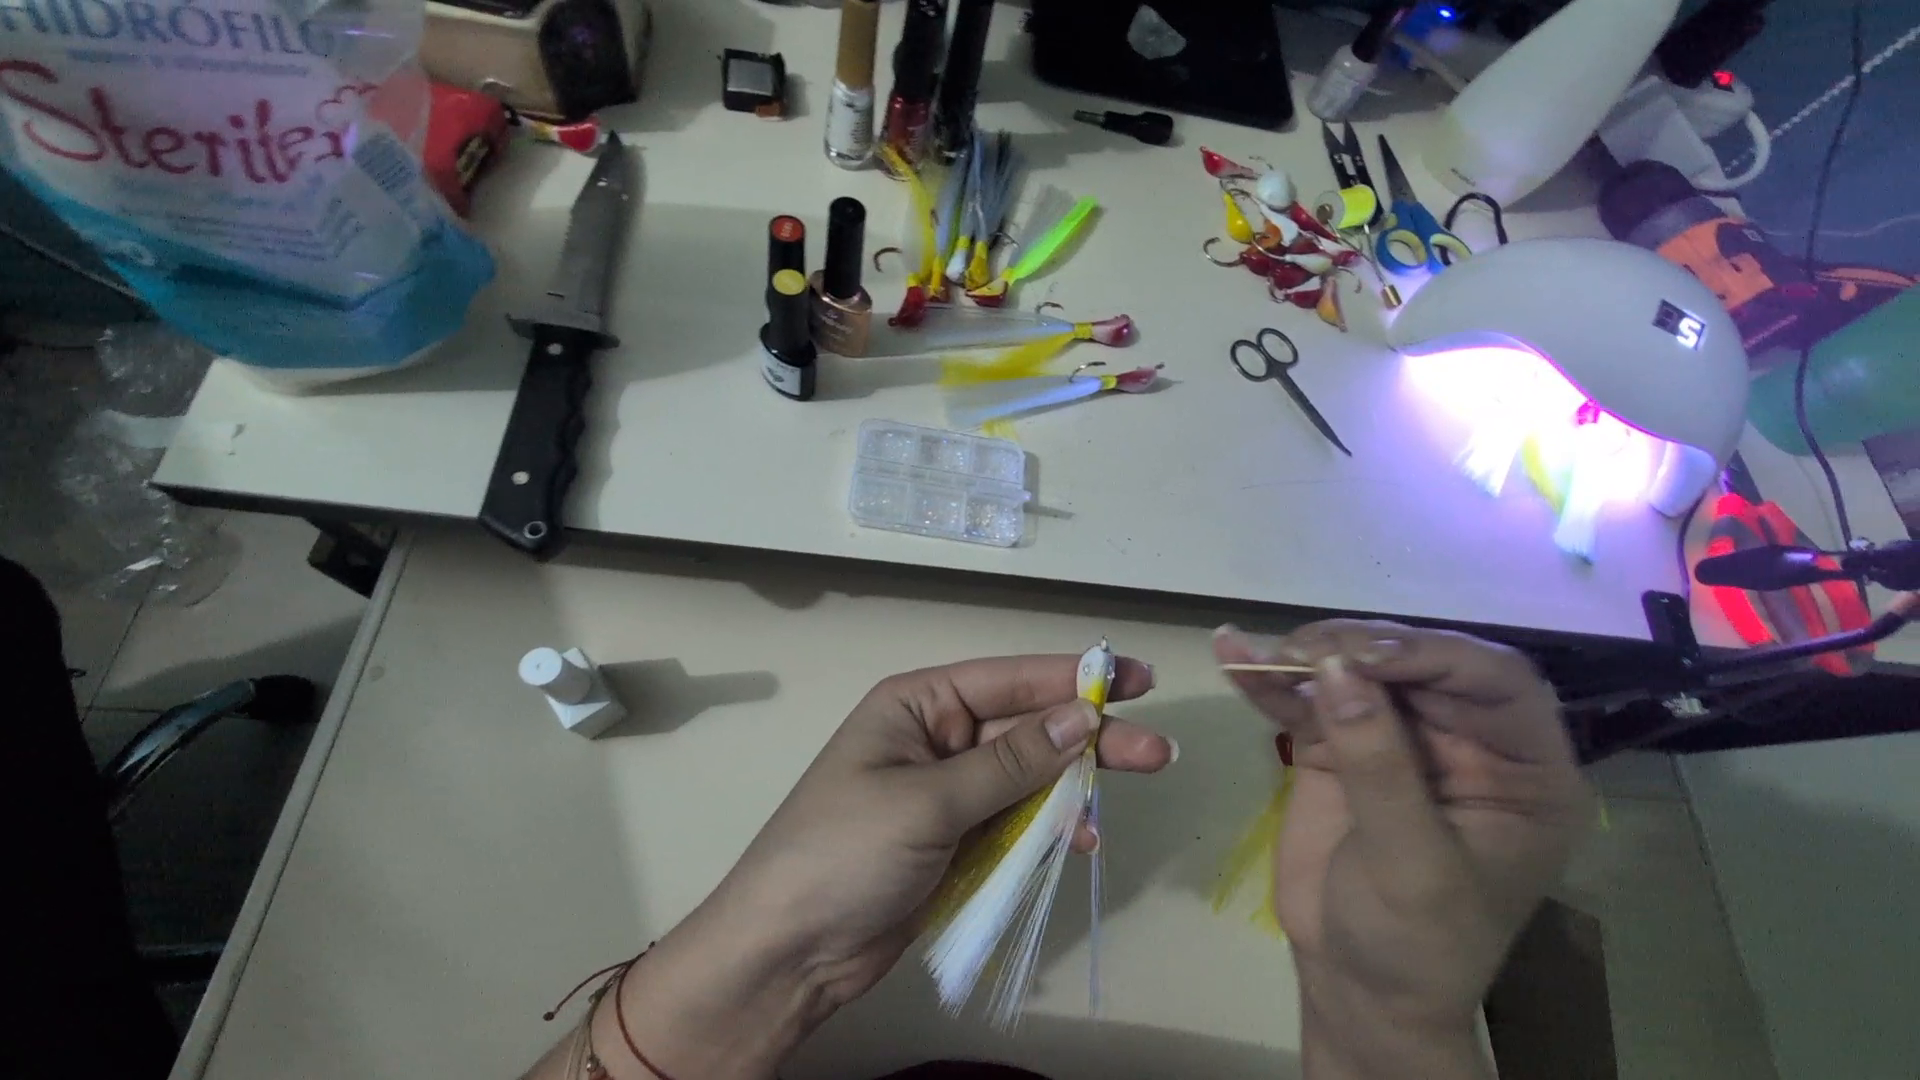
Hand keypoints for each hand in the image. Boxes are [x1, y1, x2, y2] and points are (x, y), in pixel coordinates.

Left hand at [590, 654, 1172, 1079]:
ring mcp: (949, 791)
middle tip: (1156, 747)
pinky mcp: (957, 839)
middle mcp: (937, 737)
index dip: (1071, 678)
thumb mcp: (928, 801)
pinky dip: (1048, 825)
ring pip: (1028, 775)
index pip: (1007, 679)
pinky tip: (1080, 836)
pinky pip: (1016, 820)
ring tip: (1135, 786)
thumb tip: (1079, 718)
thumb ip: (1008, 763)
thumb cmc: (845, 853)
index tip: (1134, 679)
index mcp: (918, 704)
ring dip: (1075, 783)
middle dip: (1088, 735)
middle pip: (1026, 727)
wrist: (789, 951)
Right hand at [1214, 621, 1591, 1079]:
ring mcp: (1394, 740)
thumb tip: (1334, 669)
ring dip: (1304, 657)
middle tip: (1298, 651)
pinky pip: (1305, 703)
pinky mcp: (1337, 749)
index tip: (1360, 655)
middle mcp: (1462, 740)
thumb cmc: (1414, 943)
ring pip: (1354, 672)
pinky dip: (1268, 683)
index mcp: (1520, 768)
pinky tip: (1231, 654)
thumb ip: (1378, 765)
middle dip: (1355, 649)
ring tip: (1258, 653)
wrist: (1355, 988)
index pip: (1494, 682)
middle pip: (1414, 664)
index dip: (1431, 655)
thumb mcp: (1410, 864)